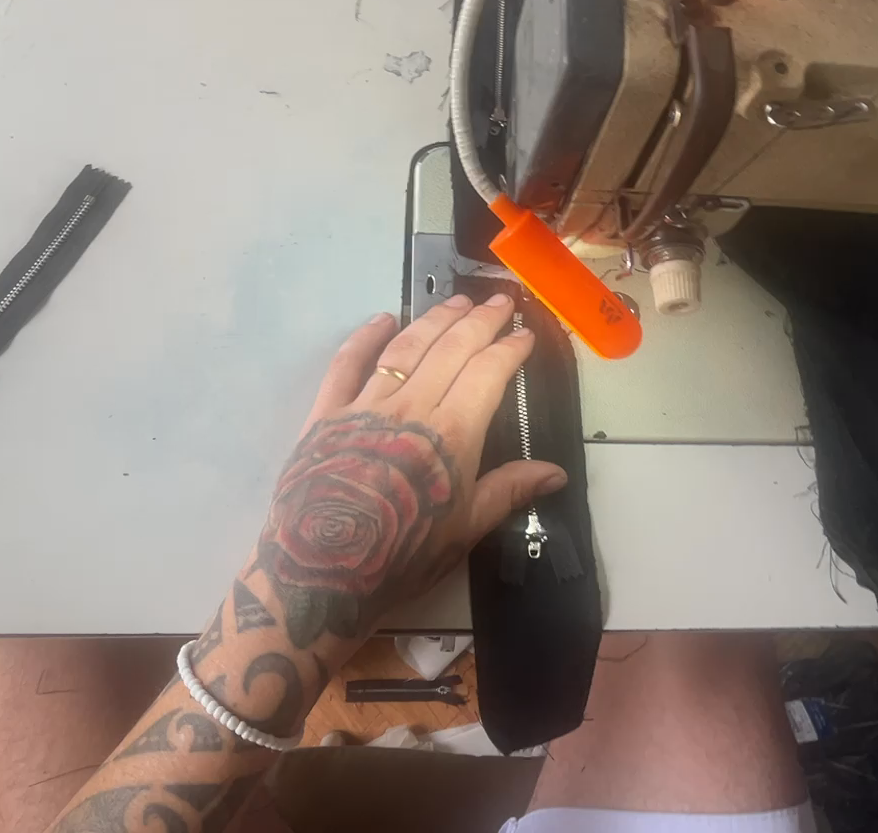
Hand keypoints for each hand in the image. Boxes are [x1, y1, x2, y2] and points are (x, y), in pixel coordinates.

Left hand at [248, 295, 566, 653]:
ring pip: (406, 347)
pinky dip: (364, 337)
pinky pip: (347, 363)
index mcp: (451, 433)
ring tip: (457, 301)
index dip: (509, 349)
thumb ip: (509, 491)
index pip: (488, 373)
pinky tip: (381, 318)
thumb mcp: (464, 530)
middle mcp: (411, 406)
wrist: (321, 575)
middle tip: (500, 301)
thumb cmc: (401, 557)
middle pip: (451, 348)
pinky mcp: (327, 412)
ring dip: (435, 319)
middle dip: (480, 320)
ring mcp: (366, 404)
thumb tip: (556, 472)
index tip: (525, 335)